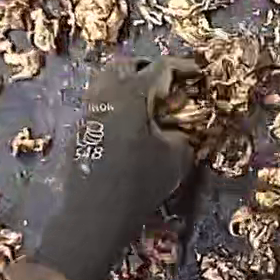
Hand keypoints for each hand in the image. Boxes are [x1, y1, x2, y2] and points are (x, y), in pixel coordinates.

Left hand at [33, 58, 196, 279]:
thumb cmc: (139, 182)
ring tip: (150, 103)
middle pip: (127, 65)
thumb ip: (182, 135)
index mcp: (132, 93)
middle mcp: (106, 94)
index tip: (198, 73)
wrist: (95, 214)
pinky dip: (118, 102)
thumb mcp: (175, 158)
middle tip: (169, 83)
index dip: (183, 67)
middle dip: (149, 68)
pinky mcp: (81, 129)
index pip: (160, 67)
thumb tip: (179, 129)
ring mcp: (89, 110)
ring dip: (130, 84)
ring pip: (108, 81)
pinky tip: (133, 124)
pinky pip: (101, 102)